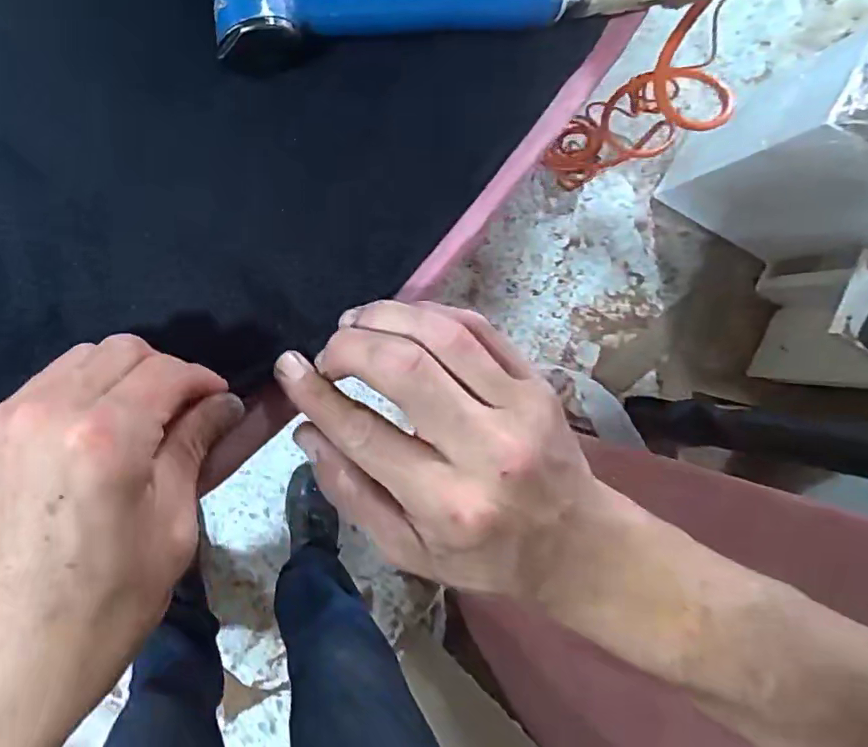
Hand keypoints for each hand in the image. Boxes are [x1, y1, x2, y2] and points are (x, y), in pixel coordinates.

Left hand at [0, 335, 243, 746]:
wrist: (1, 660)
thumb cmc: (102, 606)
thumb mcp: (169, 528)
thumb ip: (193, 447)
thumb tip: (224, 404)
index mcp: (105, 434)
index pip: (167, 370)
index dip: (202, 380)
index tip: (221, 401)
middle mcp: (54, 406)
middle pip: (125, 349)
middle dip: (165, 370)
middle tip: (183, 412)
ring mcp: (14, 413)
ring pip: (85, 355)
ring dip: (122, 374)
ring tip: (139, 418)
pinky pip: (50, 379)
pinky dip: (83, 386)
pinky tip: (94, 427)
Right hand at [273, 300, 611, 607]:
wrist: (577, 544)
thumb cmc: (485, 555)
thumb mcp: (408, 550)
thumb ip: (352, 493)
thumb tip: (307, 430)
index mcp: (449, 505)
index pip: (366, 433)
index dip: (317, 394)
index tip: (289, 367)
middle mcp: (488, 451)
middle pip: (405, 368)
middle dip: (350, 347)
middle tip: (327, 351)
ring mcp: (519, 408)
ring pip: (441, 334)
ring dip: (385, 316)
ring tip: (354, 322)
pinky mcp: (536, 380)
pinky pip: (477, 325)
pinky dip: (428, 312)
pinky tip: (400, 318)